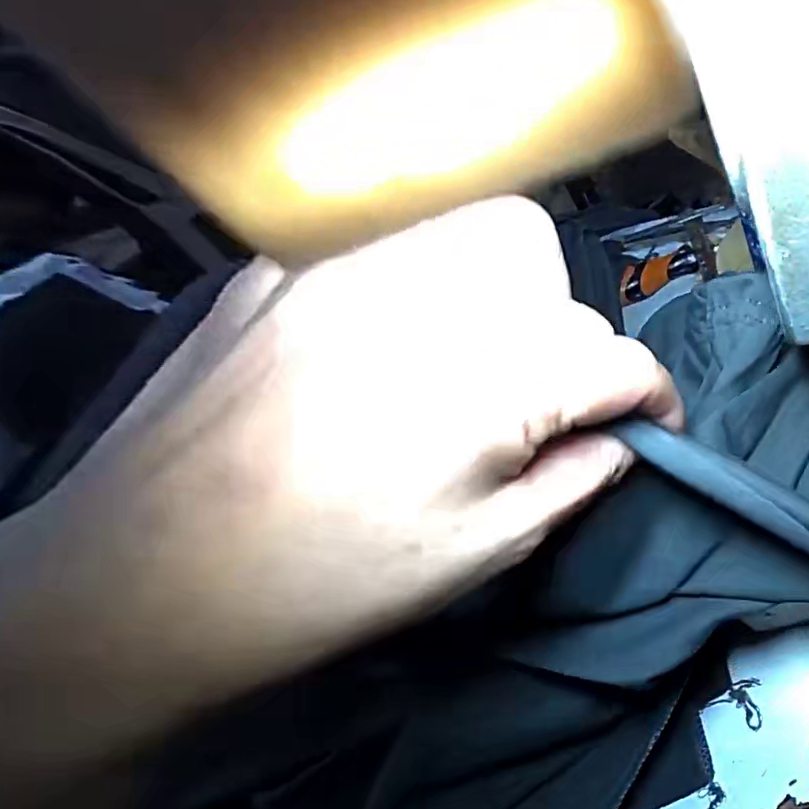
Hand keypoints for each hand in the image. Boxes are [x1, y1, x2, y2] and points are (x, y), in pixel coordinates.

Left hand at [14, 195, 680, 700]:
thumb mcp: (494, 544)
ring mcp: (348, 270)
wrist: (150, 579)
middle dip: (584, 338)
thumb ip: (582, 477)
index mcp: (487, 384)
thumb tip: (623, 438)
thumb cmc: (342, 576)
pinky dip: (447, 280)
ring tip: (500, 354)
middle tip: (558, 396)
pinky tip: (417, 340)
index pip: (620, 360)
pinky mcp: (293, 267)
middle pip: (559, 274)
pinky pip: (409, 239)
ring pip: (489, 229)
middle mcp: (425, 302)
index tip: (655, 430)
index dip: (657, 399)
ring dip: (524, 288)